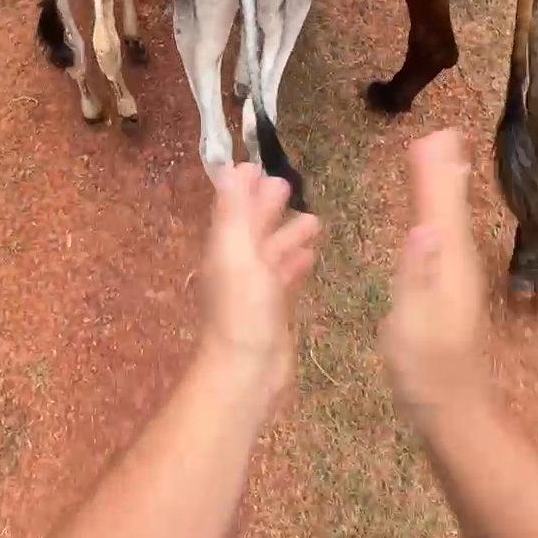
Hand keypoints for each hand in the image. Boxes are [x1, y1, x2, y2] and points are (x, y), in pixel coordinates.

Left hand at [196, 162, 320, 412]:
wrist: (248, 371)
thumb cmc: (243, 309)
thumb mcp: (237, 251)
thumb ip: (233, 211)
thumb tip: (229, 169)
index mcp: (223, 248)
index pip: (230, 208)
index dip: (242, 188)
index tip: (257, 166)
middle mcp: (235, 264)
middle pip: (251, 227)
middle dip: (266, 205)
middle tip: (287, 183)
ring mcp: (253, 288)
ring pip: (270, 251)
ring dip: (287, 233)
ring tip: (314, 219)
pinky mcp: (271, 308)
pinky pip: (282, 276)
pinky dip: (294, 262)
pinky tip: (310, 256)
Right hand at [382, 130, 491, 428]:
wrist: (452, 408)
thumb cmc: (424, 367)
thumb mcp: (413, 323)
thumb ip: (417, 275)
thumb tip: (424, 228)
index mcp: (445, 264)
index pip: (440, 208)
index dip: (436, 173)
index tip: (433, 136)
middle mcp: (457, 262)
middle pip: (451, 207)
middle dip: (445, 171)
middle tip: (443, 133)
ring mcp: (457, 275)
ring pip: (451, 219)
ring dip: (446, 186)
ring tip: (444, 156)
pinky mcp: (450, 287)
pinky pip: (446, 235)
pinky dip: (443, 212)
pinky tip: (437, 212)